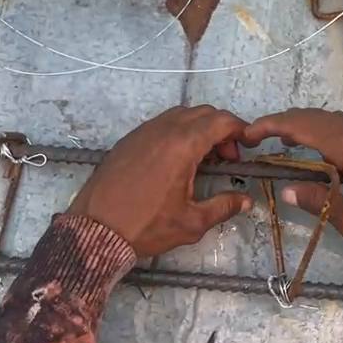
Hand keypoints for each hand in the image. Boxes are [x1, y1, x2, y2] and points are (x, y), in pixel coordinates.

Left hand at [69, 105, 253, 256]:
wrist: (95, 229)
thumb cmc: (146, 226)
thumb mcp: (191, 223)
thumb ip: (223, 207)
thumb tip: (246, 201)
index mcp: (182, 145)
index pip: (220, 121)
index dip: (239, 129)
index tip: (247, 146)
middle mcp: (163, 130)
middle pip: (202, 114)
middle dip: (221, 129)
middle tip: (227, 158)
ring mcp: (143, 132)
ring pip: (180, 116)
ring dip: (198, 129)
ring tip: (203, 159)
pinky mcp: (128, 140)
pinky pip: (160, 125)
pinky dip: (177, 133)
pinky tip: (177, 161)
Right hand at [241, 109, 342, 259]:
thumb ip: (318, 203)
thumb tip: (287, 190)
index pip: (305, 126)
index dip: (273, 125)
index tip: (249, 132)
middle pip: (319, 118)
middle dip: (286, 122)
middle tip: (260, 134)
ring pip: (338, 121)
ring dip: (309, 126)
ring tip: (286, 141)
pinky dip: (329, 133)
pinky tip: (324, 151)